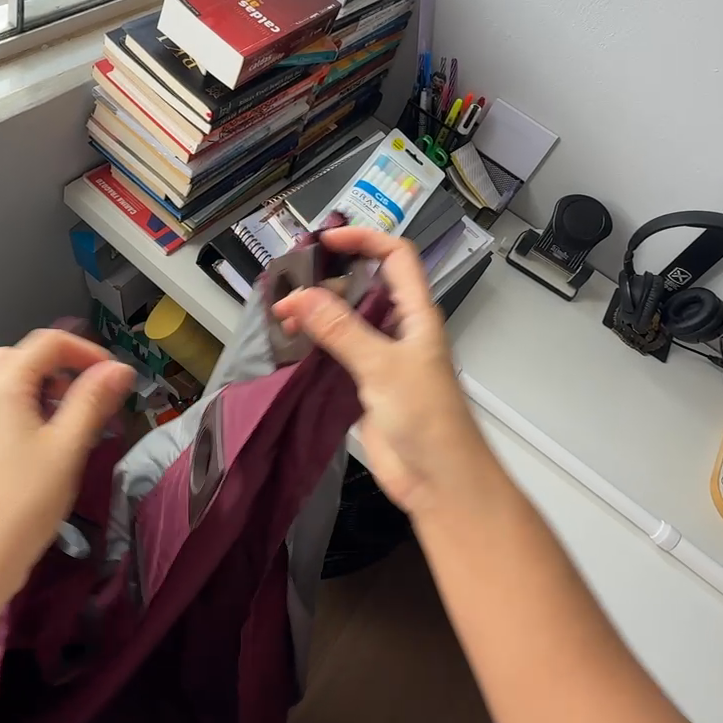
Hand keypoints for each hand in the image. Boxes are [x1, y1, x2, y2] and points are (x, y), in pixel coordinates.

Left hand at [0, 329, 134, 602]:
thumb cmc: (22, 504)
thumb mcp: (68, 448)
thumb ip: (93, 401)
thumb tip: (119, 369)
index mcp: (2, 387)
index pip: (46, 343)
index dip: (85, 351)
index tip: (113, 378)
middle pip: (18, 354)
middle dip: (56, 362)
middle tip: (85, 389)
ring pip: (3, 378)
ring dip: (38, 382)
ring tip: (67, 414)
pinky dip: (21, 403)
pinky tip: (44, 438)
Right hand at [272, 226, 496, 516]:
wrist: (440, 482)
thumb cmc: (428, 419)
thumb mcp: (383, 367)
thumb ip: (342, 330)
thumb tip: (300, 295)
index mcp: (417, 314)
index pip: (396, 256)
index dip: (365, 240)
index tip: (325, 241)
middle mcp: (399, 329)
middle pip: (364, 285)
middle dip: (329, 278)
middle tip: (288, 283)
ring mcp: (382, 357)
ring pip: (346, 320)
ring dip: (316, 313)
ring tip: (281, 316)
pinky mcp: (365, 385)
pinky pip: (336, 352)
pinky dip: (314, 344)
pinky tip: (290, 344)